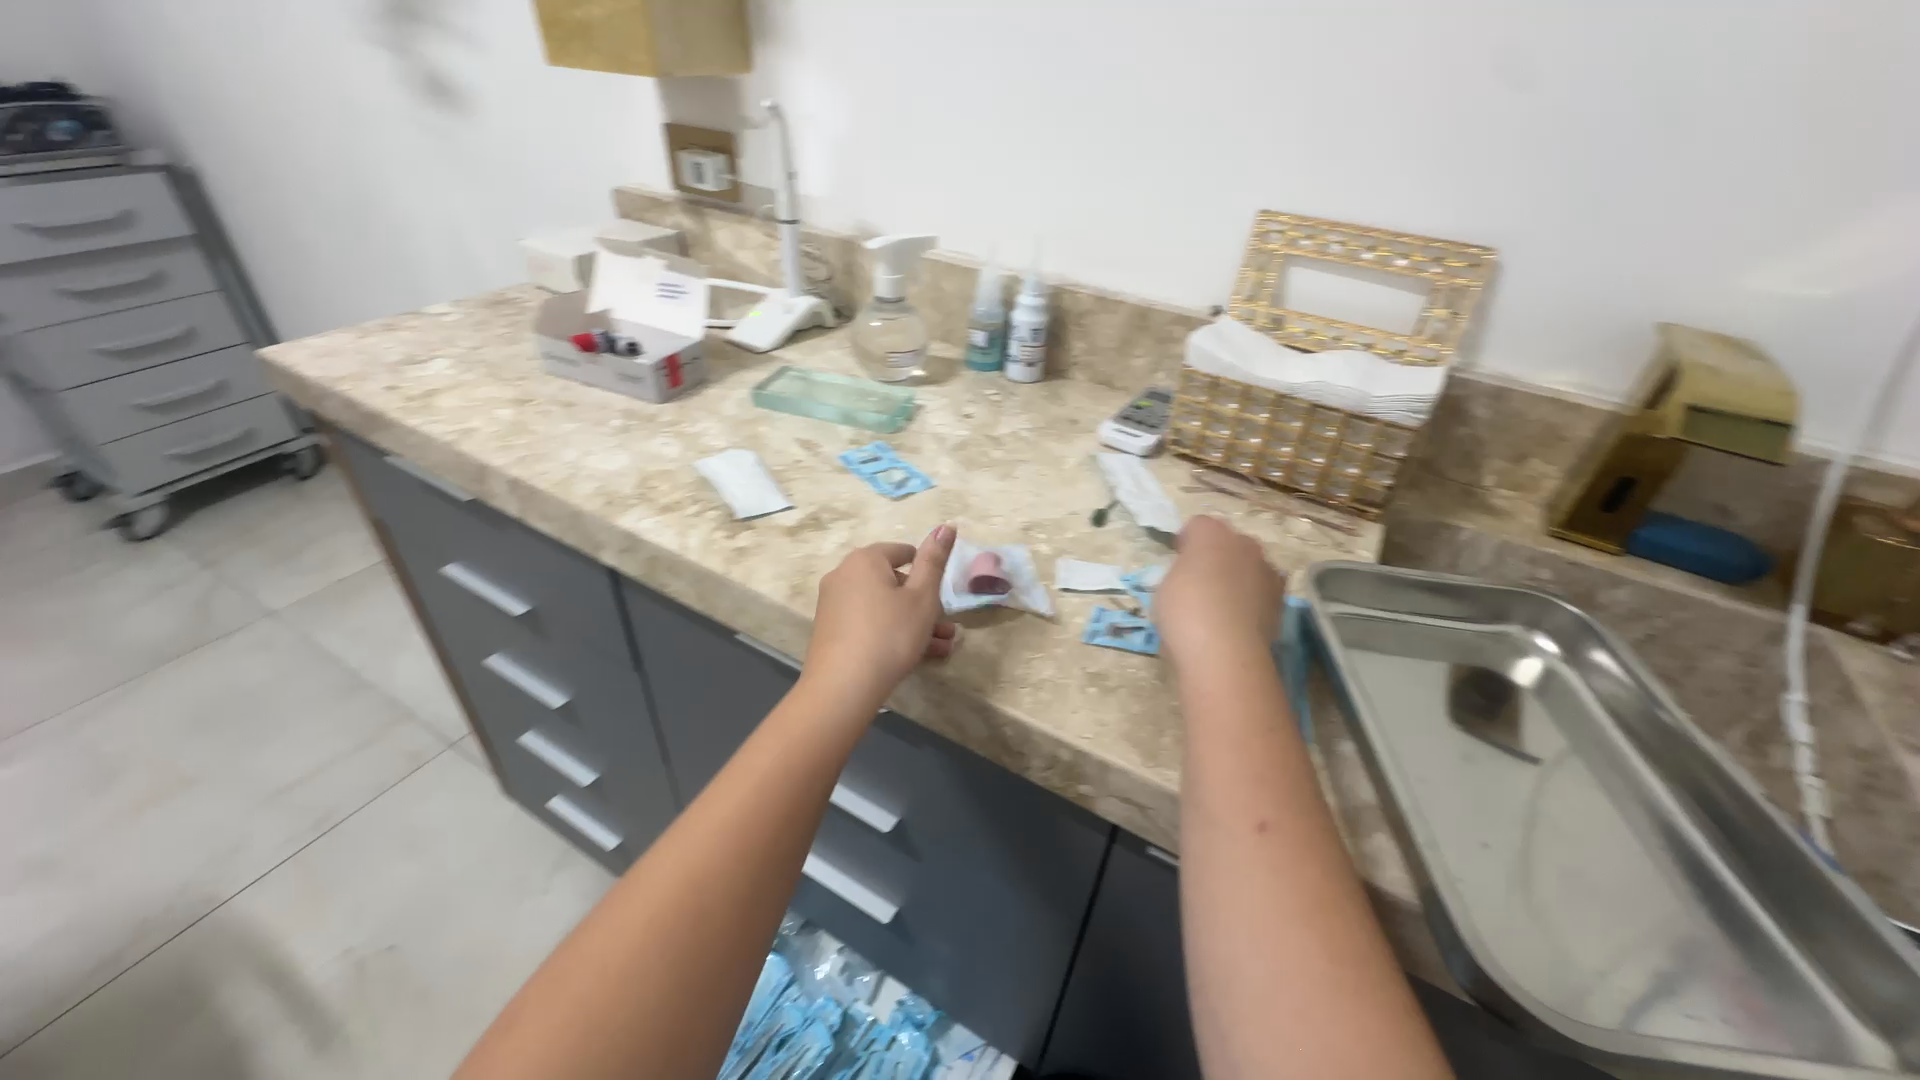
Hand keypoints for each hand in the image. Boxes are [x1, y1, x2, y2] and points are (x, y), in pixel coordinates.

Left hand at [802, 524, 958, 708]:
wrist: (843, 686)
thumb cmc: (890, 634)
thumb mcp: (922, 597)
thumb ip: (934, 561)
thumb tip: (946, 525)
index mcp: (865, 560)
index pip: (902, 551)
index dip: (926, 569)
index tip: (942, 593)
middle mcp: (844, 575)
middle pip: (892, 582)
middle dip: (924, 604)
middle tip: (947, 628)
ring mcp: (833, 604)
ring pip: (883, 607)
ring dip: (913, 623)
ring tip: (942, 647)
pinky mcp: (831, 630)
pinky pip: (868, 623)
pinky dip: (891, 632)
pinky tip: (916, 657)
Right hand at [1156, 515, 1285, 668]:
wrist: (1223, 651)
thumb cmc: (1183, 611)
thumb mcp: (1164, 587)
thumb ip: (1181, 572)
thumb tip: (1192, 576)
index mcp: (1212, 534)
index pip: (1198, 525)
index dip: (1187, 542)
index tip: (1178, 562)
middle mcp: (1246, 544)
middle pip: (1230, 542)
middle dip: (1217, 556)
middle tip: (1200, 582)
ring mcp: (1268, 572)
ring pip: (1250, 566)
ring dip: (1239, 578)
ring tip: (1221, 606)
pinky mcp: (1281, 601)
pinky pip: (1261, 592)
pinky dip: (1252, 600)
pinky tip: (1238, 621)